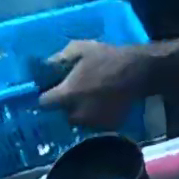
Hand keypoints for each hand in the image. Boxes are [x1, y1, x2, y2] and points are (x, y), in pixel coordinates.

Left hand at [40, 41, 158, 128]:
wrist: (135, 73)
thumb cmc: (105, 57)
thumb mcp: (79, 49)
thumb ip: (58, 60)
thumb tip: (43, 68)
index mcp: (67, 95)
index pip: (45, 103)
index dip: (46, 96)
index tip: (50, 91)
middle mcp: (76, 114)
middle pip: (64, 114)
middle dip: (68, 105)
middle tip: (78, 91)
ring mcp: (91, 124)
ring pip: (79, 121)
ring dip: (82, 112)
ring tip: (93, 97)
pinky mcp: (104, 129)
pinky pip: (94, 125)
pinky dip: (96, 117)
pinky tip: (103, 104)